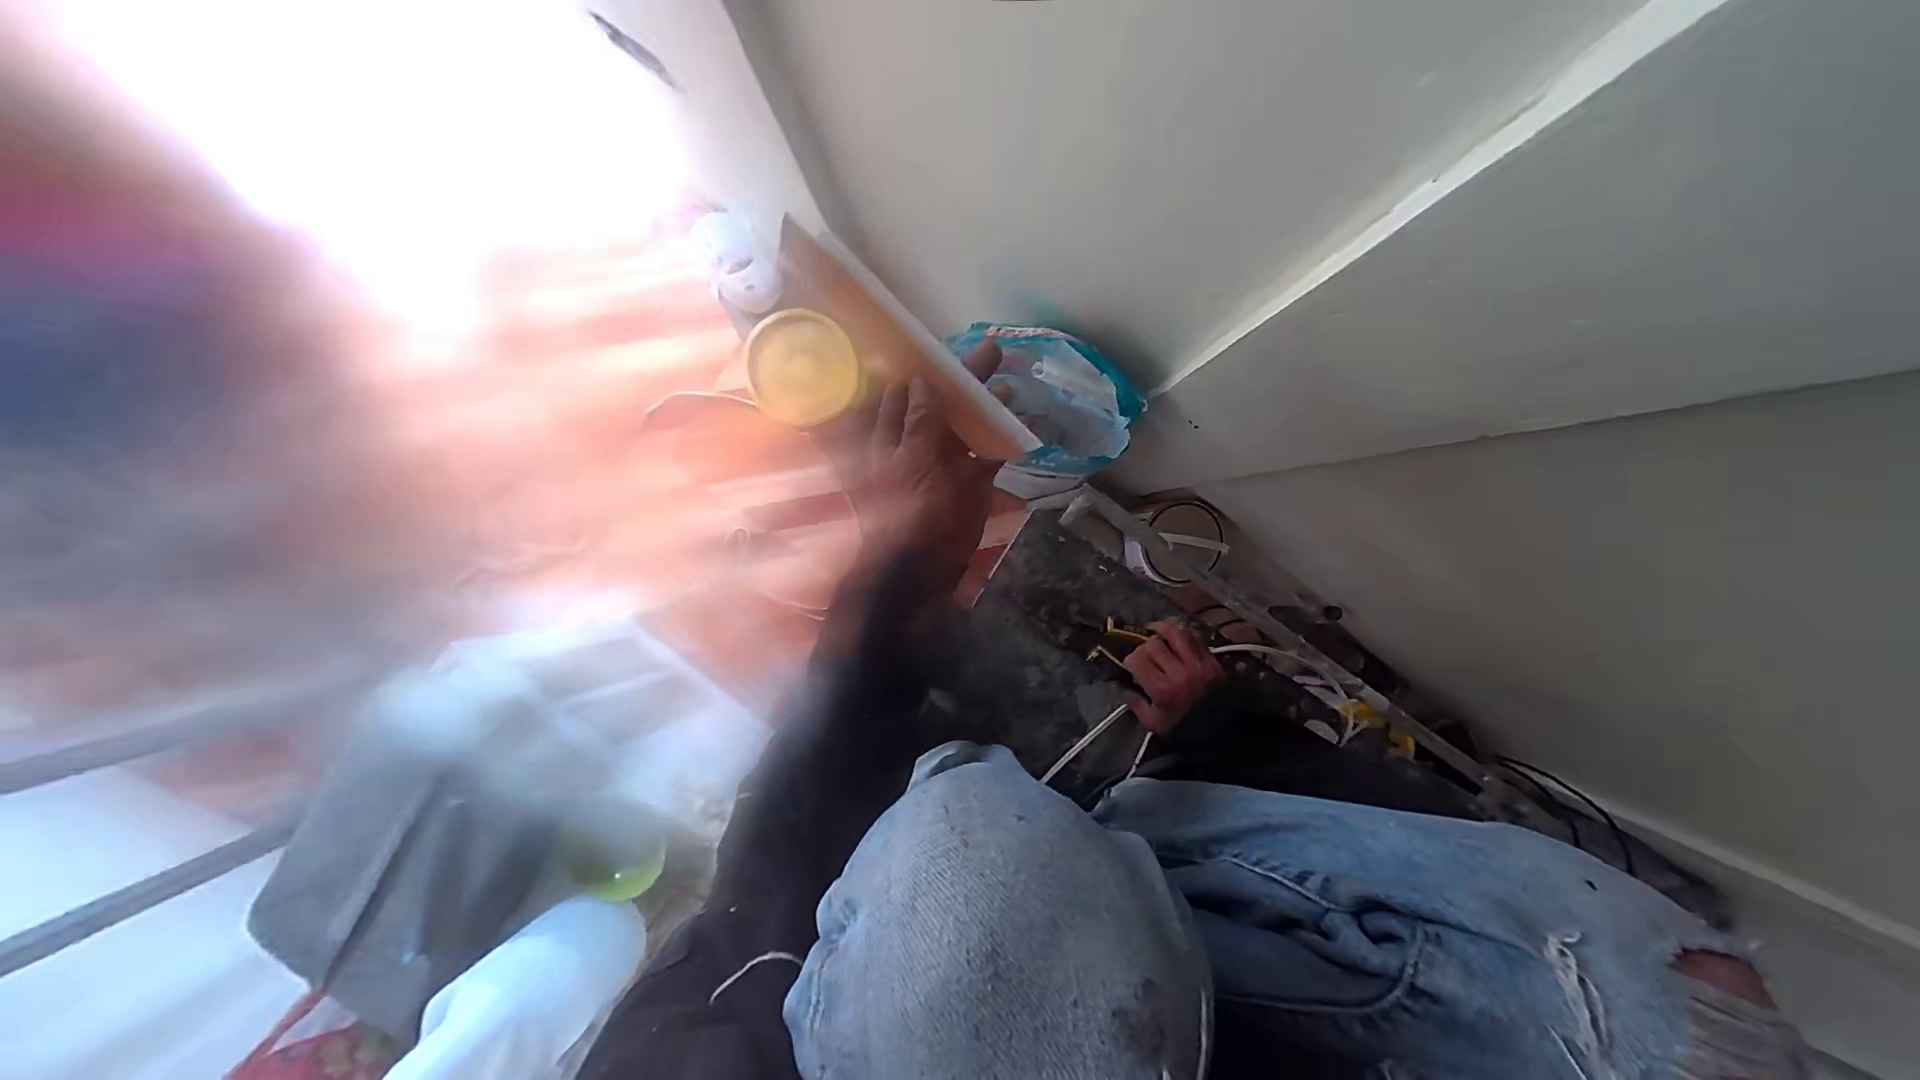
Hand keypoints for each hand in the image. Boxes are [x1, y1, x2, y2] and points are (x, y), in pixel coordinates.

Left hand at [813, 341, 1006, 602]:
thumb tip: (920, 381)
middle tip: (993, 350)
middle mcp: (917, 444)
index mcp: (892, 435)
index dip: (927, 369)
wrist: (920, 571)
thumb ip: (918, 422)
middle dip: (966, 380)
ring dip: (988, 406)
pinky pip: (988, 456)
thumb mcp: (910, 462)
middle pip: (943, 404)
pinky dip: (1004, 440)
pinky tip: (1023, 423)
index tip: (948, 345)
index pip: (909, 392)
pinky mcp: (969, 484)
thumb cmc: (906, 514)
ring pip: (968, 427)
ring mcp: (945, 464)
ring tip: (1011, 384)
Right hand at [1123, 619, 1224, 732]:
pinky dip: (1181, 633)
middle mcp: (1179, 672)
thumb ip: (1135, 703)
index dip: (1129, 661)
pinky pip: (1194, 637)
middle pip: (1152, 645)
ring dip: (1162, 629)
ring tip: (1155, 631)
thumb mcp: (1153, 723)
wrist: (1222, 729)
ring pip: (1175, 633)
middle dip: (1143, 647)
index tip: (1130, 666)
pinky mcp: (1212, 660)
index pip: (1136, 660)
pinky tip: (1174, 635)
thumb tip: (1121, 685)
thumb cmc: (1183, 727)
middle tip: (1144, 654)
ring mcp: (1198, 664)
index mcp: (1163, 690)